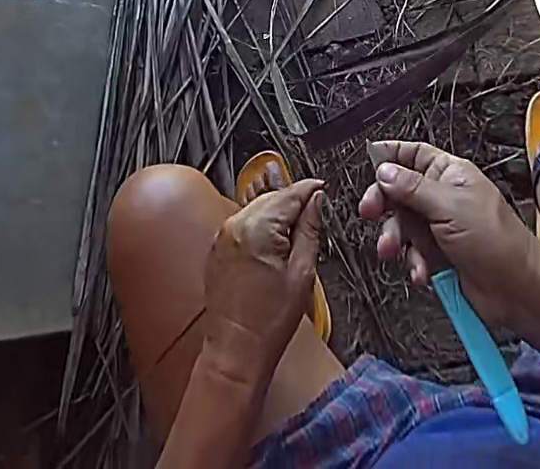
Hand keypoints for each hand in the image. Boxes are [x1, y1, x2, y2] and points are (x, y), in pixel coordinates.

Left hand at [203, 173, 324, 382]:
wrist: (236, 351)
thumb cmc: (269, 322)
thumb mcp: (303, 272)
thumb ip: (310, 229)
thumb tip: (316, 200)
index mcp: (258, 228)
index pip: (290, 193)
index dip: (310, 189)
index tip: (322, 187)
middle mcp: (236, 225)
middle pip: (273, 197)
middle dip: (294, 203)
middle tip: (314, 218)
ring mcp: (223, 235)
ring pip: (259, 208)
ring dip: (277, 215)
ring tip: (293, 242)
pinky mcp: (218, 246)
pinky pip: (245, 224)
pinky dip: (261, 227)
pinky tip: (273, 250)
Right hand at [357, 140, 539, 327]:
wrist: (518, 291)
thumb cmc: (496, 241)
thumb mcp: (449, 206)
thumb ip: (412, 187)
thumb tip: (384, 170)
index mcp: (449, 174)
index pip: (413, 154)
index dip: (390, 156)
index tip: (370, 162)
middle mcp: (442, 196)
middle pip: (398, 190)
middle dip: (382, 203)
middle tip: (369, 211)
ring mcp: (439, 226)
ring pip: (401, 224)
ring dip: (394, 238)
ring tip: (393, 250)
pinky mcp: (438, 254)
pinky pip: (411, 251)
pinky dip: (412, 261)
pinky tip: (421, 270)